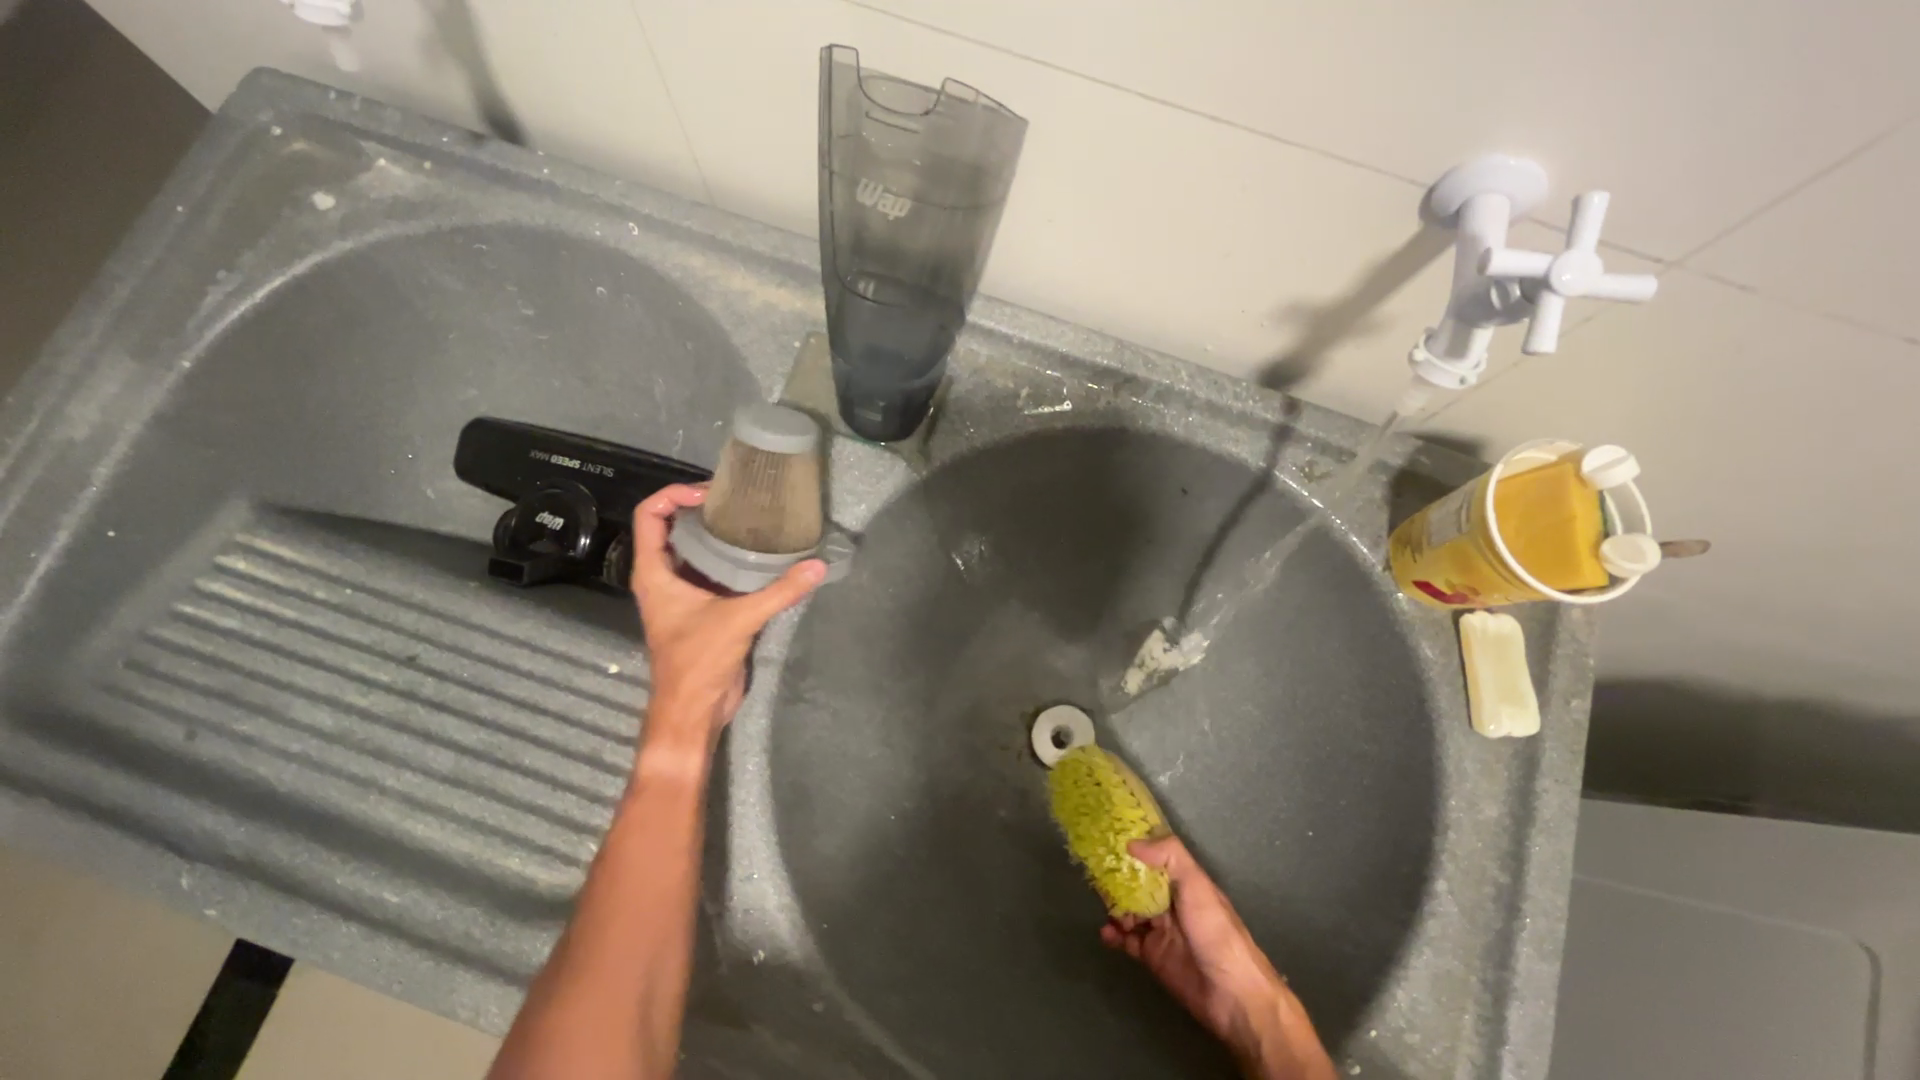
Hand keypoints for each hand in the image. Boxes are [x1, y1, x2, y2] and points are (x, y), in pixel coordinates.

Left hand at [628, 484, 824, 744]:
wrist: (694, 709)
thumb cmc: (698, 661)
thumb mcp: (739, 619)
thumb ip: (779, 591)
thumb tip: (817, 566)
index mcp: (654, 573)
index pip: (650, 516)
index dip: (673, 495)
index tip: (709, 493)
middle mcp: (663, 578)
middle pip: (671, 527)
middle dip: (699, 509)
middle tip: (737, 500)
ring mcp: (681, 594)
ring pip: (692, 550)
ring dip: (715, 533)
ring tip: (751, 519)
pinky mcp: (701, 608)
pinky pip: (711, 571)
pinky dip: (729, 557)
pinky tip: (759, 553)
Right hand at [1103, 835, 1334, 1079]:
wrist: (1232, 994)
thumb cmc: (1216, 932)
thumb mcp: (1197, 885)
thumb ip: (1169, 856)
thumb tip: (1131, 842)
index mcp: (1184, 882)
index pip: (1155, 858)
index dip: (1133, 849)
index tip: (1107, 839)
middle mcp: (1170, 902)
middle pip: (1137, 884)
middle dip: (1117, 880)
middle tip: (1096, 876)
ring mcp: (1160, 929)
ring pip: (1128, 910)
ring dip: (1113, 907)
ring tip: (1107, 910)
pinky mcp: (1152, 955)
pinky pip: (1126, 939)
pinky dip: (1113, 934)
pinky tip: (1107, 933)